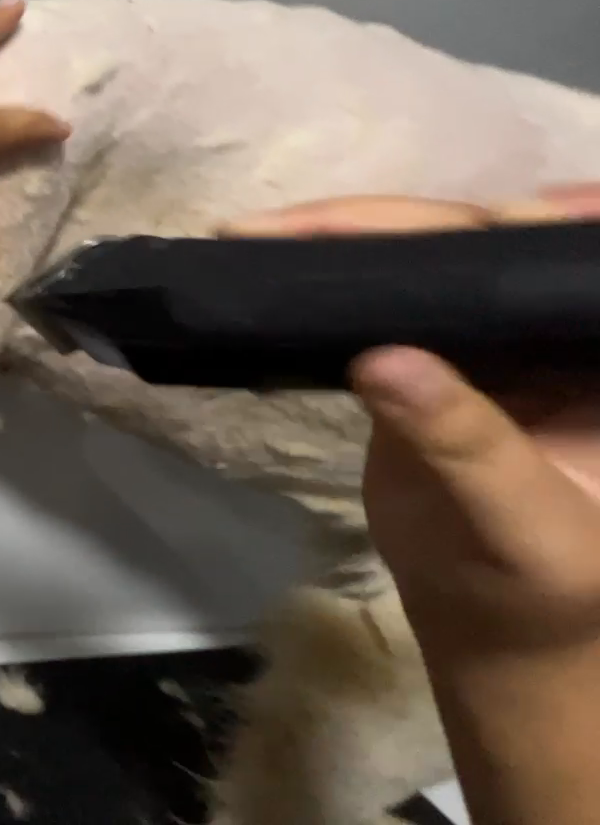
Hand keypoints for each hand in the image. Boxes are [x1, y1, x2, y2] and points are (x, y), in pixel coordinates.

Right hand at [226, 187, 599, 659]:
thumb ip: (465, 445)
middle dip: (396, 222)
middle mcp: (558, 333)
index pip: (579, 263)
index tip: (468, 216)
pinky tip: (276, 266)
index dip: (544, 222)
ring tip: (264, 234)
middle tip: (288, 225)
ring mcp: (488, 341)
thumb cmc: (543, 586)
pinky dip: (326, 279)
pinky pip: (380, 299)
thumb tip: (380, 360)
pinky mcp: (427, 356)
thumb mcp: (521, 526)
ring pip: (422, 264)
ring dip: (348, 240)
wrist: (491, 617)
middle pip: (485, 246)